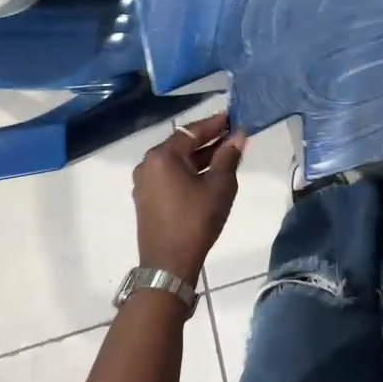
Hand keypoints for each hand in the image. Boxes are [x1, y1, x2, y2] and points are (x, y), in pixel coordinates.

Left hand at [132, 113, 244, 279]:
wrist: (169, 265)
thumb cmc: (196, 220)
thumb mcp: (220, 185)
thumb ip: (229, 156)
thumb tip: (238, 135)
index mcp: (162, 157)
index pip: (191, 131)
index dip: (215, 124)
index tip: (233, 117)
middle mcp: (148, 165)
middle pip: (182, 145)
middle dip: (208, 140)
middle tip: (233, 135)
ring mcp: (144, 184)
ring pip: (177, 162)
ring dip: (200, 157)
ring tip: (226, 154)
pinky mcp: (147, 200)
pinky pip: (171, 176)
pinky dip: (189, 171)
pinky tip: (209, 175)